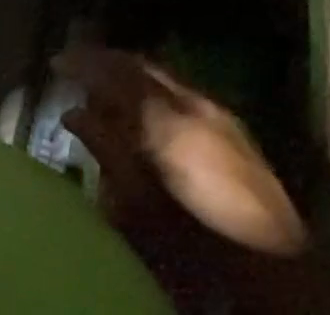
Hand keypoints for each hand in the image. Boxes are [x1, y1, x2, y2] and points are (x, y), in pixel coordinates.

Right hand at [53, 44, 306, 257]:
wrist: (272, 268)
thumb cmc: (195, 237)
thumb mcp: (138, 199)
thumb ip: (105, 147)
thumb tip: (72, 113)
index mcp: (170, 118)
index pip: (118, 71)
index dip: (84, 62)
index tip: (56, 62)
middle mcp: (196, 105)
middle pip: (143, 66)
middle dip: (107, 61)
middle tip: (76, 65)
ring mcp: (221, 116)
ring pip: (164, 78)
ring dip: (131, 75)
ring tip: (104, 86)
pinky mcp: (235, 132)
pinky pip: (182, 94)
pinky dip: (154, 92)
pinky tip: (143, 110)